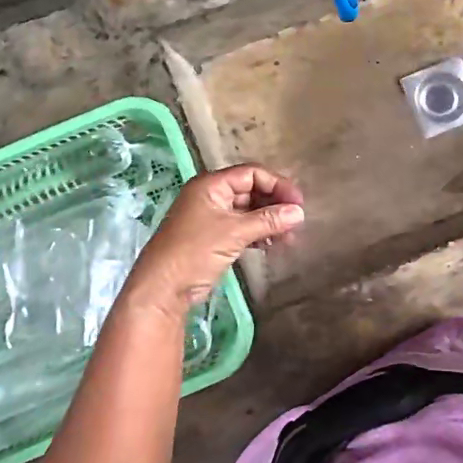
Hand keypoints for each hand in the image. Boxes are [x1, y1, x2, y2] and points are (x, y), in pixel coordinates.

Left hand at [119, 164, 304, 318]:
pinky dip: (258, 233)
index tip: (298, 202)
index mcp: (211, 185)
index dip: (277, 184)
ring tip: (290, 237)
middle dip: (274, 204)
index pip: (251, 174)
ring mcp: (211, 217)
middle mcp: (210, 196)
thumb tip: (299, 213)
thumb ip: (268, 220)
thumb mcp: (234, 232)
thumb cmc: (195, 251)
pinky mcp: (213, 238)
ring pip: (248, 211)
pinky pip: (242, 228)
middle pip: (250, 191)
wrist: (163, 288)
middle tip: (297, 220)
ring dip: (269, 221)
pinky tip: (274, 244)